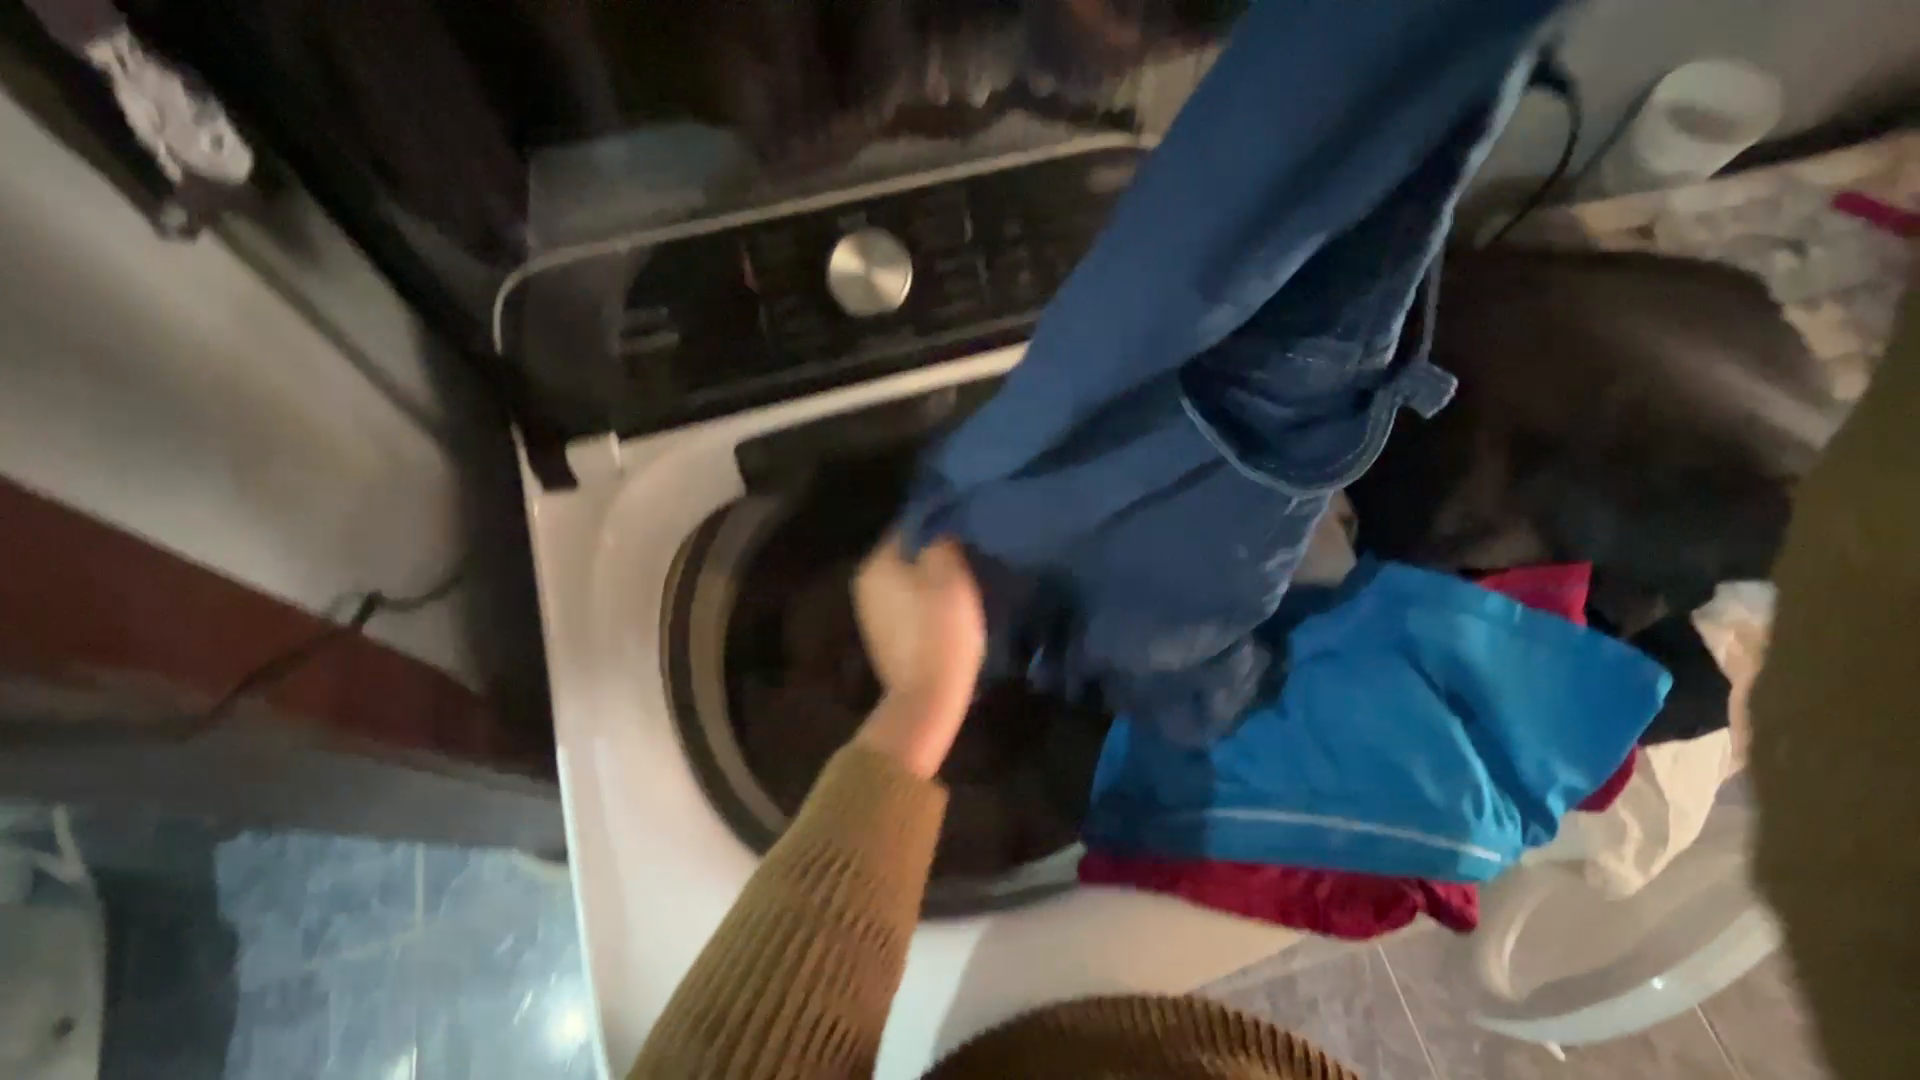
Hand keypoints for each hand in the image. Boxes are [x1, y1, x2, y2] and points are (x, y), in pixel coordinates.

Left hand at [850, 535, 986, 777]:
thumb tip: (939, 529)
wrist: (927, 695)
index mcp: (876, 563)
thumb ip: (941, 540)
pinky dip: (925, 608)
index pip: (909, 527)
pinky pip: (907, 610)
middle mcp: (865, 584)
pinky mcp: (884, 639)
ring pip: (906, 584)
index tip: (965, 532)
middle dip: (933, 555)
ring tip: (963, 587)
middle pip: (905, 557)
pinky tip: (948, 616)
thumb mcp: (950, 573)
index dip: (939, 526)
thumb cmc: (941, 628)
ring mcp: (871, 615)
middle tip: (968, 559)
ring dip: (930, 583)